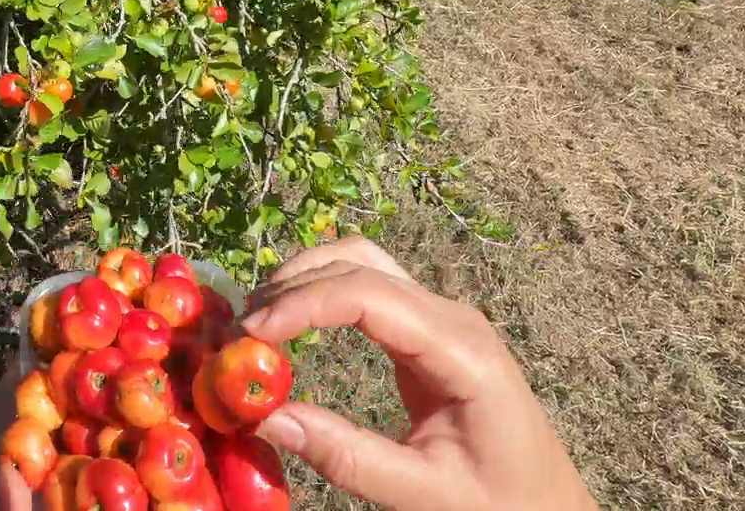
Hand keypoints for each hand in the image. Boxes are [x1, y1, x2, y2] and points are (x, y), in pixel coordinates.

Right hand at [243, 237, 596, 510]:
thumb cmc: (502, 507)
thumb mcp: (428, 497)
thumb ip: (349, 458)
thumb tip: (266, 417)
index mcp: (461, 349)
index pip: (367, 295)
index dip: (302, 305)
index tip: (252, 334)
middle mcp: (449, 313)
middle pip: (357, 263)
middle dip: (292, 286)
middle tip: (242, 328)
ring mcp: (440, 311)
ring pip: (358, 258)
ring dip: (303, 275)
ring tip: (259, 315)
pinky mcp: (426, 321)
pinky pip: (366, 279)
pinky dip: (321, 284)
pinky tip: (293, 310)